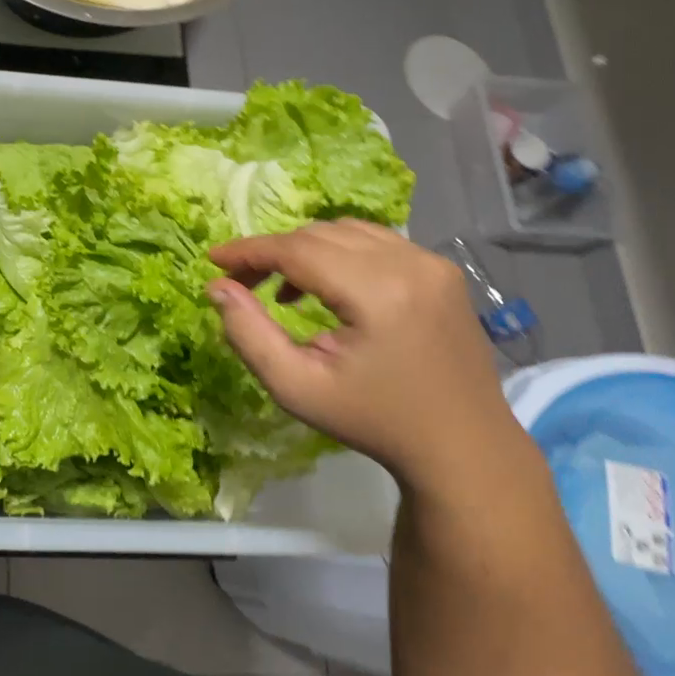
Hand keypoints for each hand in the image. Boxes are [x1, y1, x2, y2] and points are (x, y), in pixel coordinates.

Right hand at [206, 221, 526, 486]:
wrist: (460, 444)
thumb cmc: (372, 420)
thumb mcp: (296, 387)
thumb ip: (249, 334)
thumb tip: (217, 288)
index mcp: (378, 292)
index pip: (298, 250)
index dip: (249, 250)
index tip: (214, 260)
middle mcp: (411, 263)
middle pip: (321, 234)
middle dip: (273, 251)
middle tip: (240, 284)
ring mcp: (433, 263)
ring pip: (348, 231)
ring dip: (305, 250)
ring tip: (279, 289)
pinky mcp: (443, 271)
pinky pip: (377, 242)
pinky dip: (339, 253)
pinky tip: (324, 288)